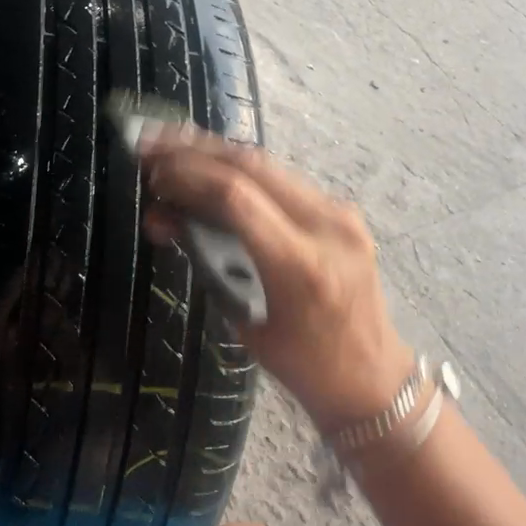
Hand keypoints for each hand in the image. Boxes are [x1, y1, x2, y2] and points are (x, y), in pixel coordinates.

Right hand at [139, 128, 412, 432]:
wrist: (375, 381)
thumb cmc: (301, 364)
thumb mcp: (242, 316)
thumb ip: (205, 259)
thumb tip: (160, 216)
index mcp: (300, 265)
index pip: (235, 197)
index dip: (186, 177)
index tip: (151, 175)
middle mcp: (325, 227)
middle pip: (249, 166)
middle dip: (193, 151)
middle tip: (150, 145)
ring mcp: (339, 213)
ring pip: (265, 163)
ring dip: (213, 152)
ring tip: (170, 145)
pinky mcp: (341, 210)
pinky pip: (280, 177)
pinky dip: (238, 168)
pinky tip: (209, 164)